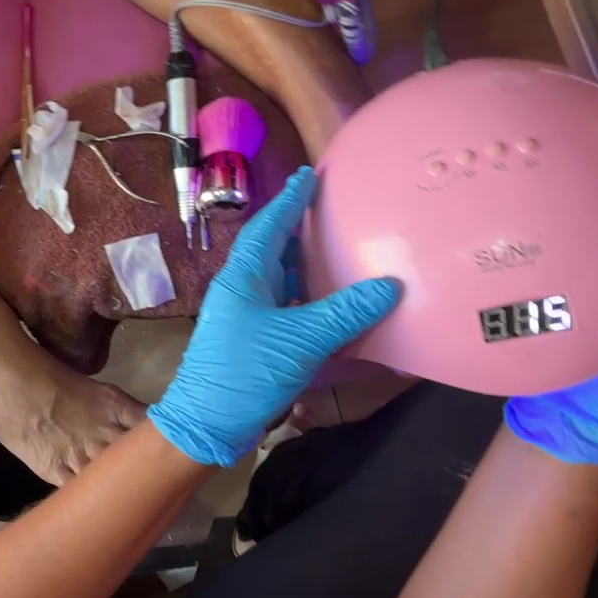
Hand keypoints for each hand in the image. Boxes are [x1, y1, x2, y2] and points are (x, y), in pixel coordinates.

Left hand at [149, 167, 399, 465]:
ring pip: (281, 278)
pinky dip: (310, 298)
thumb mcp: (300, 340)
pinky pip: (287, 307)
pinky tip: (334, 300)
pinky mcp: (256, 340)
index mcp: (244, 277)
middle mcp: (243, 289)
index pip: (269, 226)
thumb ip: (345, 313)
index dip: (290, 199)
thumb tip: (390, 285)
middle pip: (275, 248)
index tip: (308, 174)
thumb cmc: (245, 372)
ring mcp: (247, 315)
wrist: (207, 423)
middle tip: (334, 207)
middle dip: (301, 226)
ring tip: (340, 246)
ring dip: (307, 263)